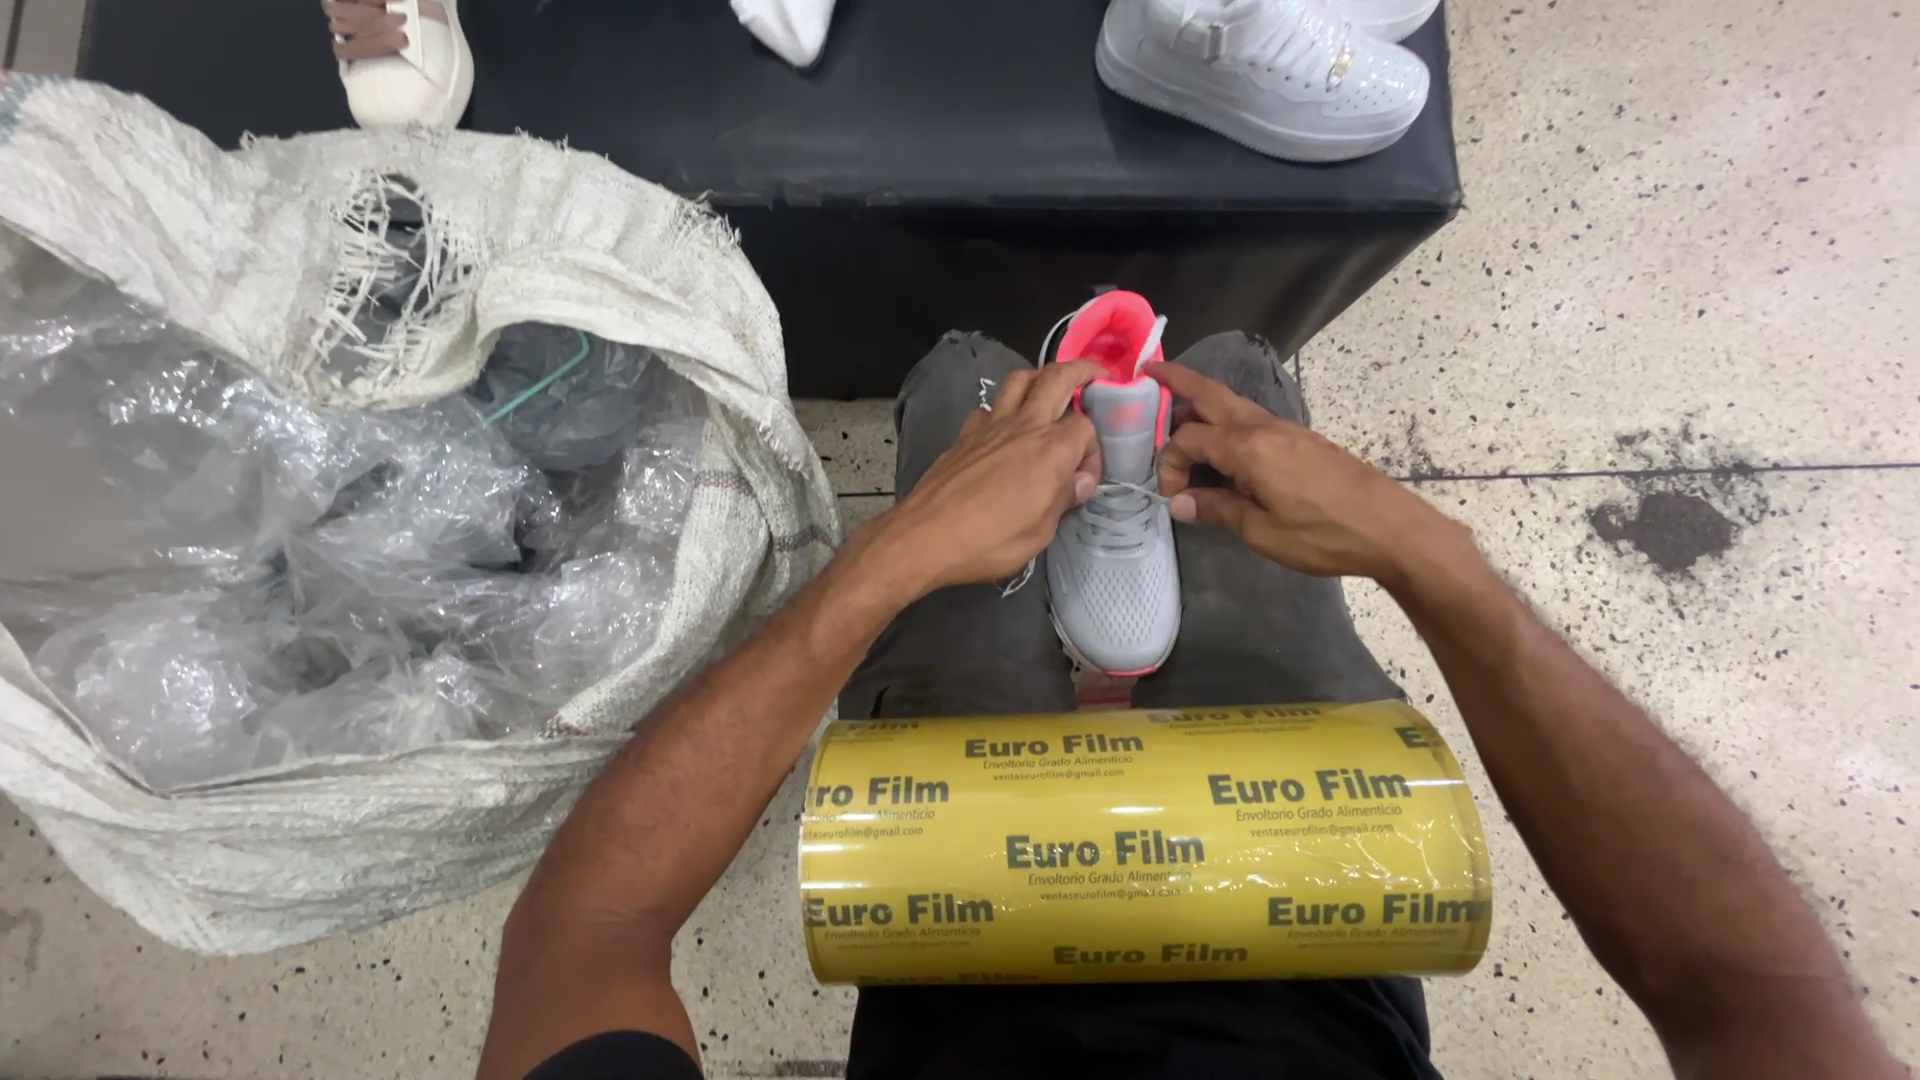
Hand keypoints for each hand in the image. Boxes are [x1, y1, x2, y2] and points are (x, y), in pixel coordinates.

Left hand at [868, 361, 1103, 594]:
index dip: (1093, 450)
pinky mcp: (964, 436)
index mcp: (1052, 450)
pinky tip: (1001, 428)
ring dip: (1038, 376)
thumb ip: (1063, 499)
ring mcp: (990, 427)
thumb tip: (1080, 481)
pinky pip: (986, 408)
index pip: (1086, 428)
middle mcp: (1024, 427)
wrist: (926, 536)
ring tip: (1048, 388)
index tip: (1085, 478)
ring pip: (1018, 380)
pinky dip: (1000, 409)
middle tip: (1095, 375)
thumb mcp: (1041, 532)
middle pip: (1057, 378)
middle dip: (1081, 370)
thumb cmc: (990, 541)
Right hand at [1148, 361, 1462, 586]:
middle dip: (1178, 380)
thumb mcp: (1261, 530)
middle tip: (1149, 370)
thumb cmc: (1323, 533)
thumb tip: (1179, 503)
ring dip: (1201, 404)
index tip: (1172, 497)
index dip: (1168, 464)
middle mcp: (1263, 428)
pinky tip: (1220, 446)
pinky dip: (1224, 422)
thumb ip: (1217, 510)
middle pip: (1211, 394)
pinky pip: (1250, 420)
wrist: (1392, 529)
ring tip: (1176, 416)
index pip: (1188, 440)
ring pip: (1232, 404)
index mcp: (1248, 447)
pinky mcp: (1300, 440)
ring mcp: (1285, 430)